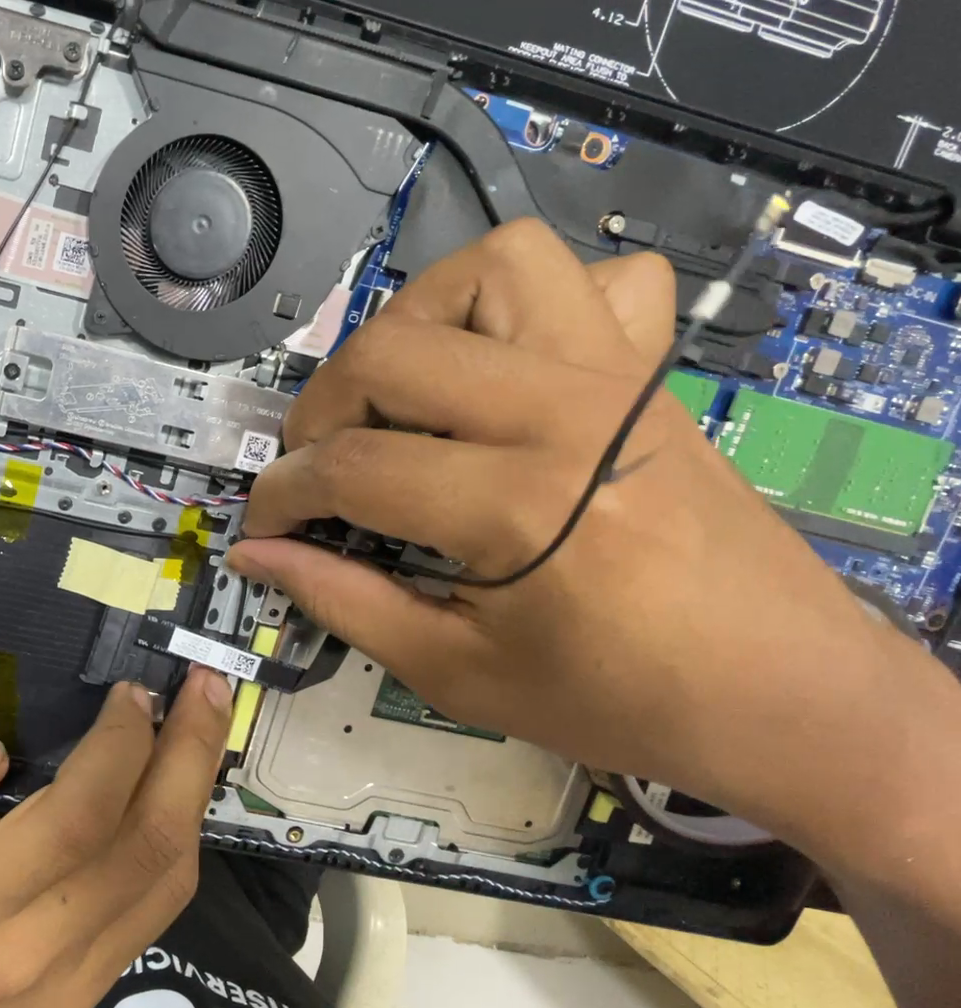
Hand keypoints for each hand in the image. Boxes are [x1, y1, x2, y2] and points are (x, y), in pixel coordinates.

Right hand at [226, 220, 960, 865]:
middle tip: (316, 469)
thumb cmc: (616, 700)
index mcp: (518, 507)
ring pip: (490, 270)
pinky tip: (494, 367)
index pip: (351, 467)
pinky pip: (591, 279)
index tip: (263, 525)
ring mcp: (616, 378)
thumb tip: (254, 553)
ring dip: (415, 320)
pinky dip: (525, 302)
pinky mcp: (649, 373)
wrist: (790, 696)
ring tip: (393, 394)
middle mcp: (564, 414)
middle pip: (391, 354)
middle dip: (319, 412)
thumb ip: (340, 600)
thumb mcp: (454, 671)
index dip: (282, 496)